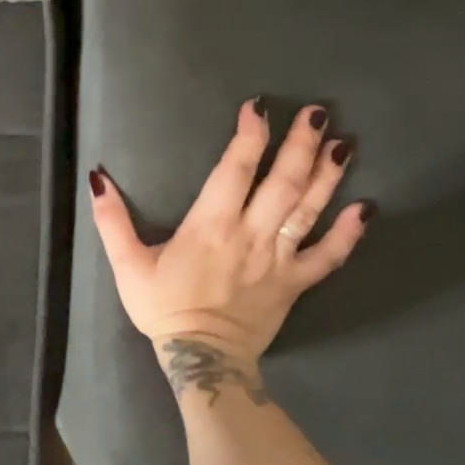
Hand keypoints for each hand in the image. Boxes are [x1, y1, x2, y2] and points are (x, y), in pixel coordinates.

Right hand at [89, 100, 373, 368]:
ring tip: (345, 144)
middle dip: (301, 145)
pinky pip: (331, 255)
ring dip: (328, 175)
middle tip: (320, 113)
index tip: (258, 107)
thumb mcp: (126, 261)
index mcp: (210, 224)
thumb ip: (111, 218)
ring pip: (310, 210)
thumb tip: (98, 176)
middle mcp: (252, 235)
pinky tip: (366, 207)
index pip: (235, 169)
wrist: (204, 358)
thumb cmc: (162, 304)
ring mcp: (280, 259)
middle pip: (283, 182)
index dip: (249, 136)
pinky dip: (351, 231)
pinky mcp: (297, 283)